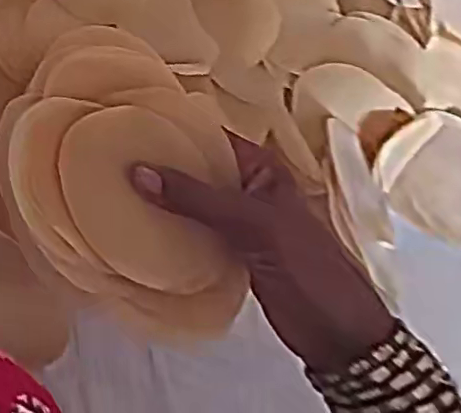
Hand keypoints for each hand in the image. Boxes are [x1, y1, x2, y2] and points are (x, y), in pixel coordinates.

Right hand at [131, 134, 393, 372]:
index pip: (208, 134)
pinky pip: (192, 225)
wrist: (343, 340)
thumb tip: (139, 171)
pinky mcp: (229, 247)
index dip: (173, 125)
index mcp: (259, 165)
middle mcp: (245, 185)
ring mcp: (237, 217)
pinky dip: (170, 222)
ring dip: (163, 192)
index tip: (131, 119)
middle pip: (195, 164)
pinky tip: (142, 218)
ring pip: (191, 195)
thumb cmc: (310, 269)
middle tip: (117, 150)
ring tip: (119, 179)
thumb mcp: (253, 225)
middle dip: (161, 160)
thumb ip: (197, 198)